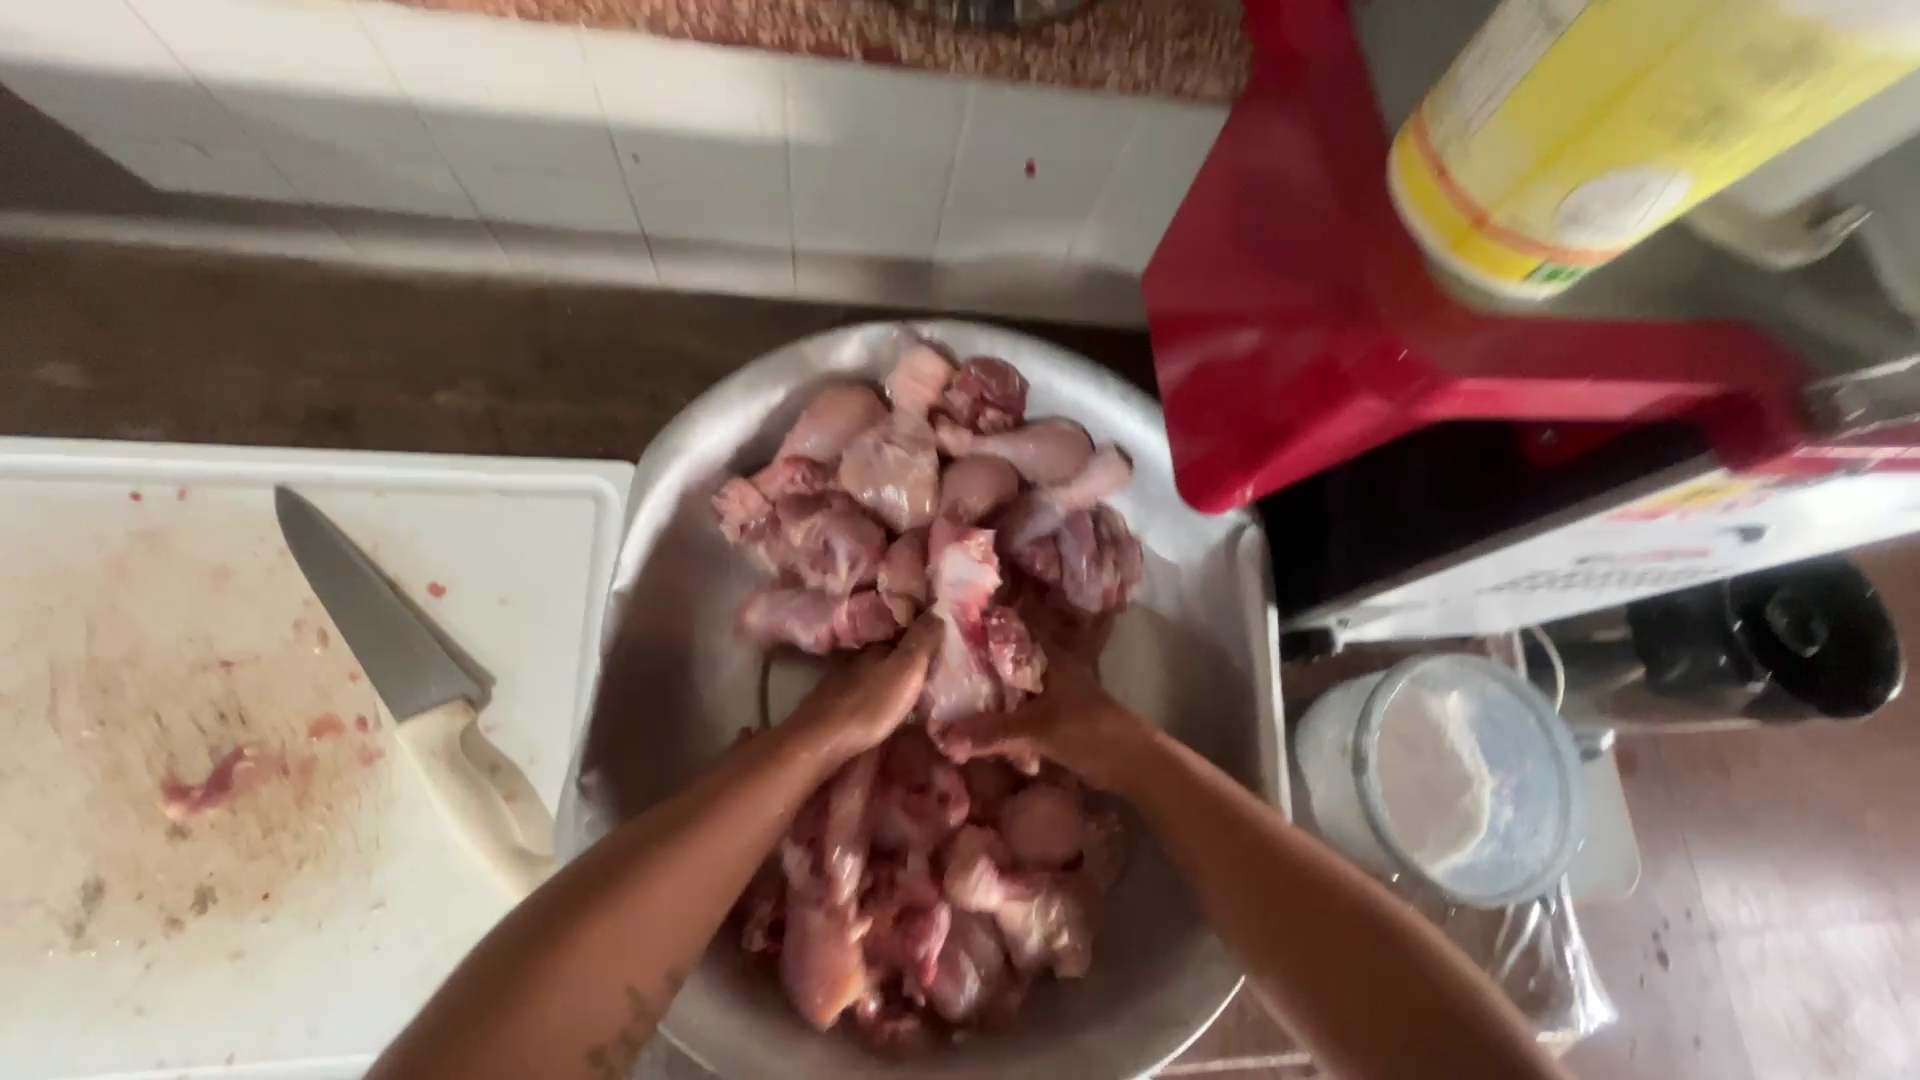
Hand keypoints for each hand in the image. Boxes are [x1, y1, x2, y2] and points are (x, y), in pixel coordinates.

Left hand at [784, 616, 940, 759]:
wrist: (822, 740)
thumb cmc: (871, 705)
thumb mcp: (906, 670)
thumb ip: (922, 640)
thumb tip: (938, 609)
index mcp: (877, 646)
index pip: (905, 631)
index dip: (924, 634)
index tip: (943, 642)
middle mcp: (858, 657)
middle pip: (889, 652)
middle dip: (909, 656)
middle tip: (934, 667)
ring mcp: (842, 680)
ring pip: (875, 672)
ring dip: (893, 676)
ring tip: (914, 688)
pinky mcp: (833, 703)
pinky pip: (864, 690)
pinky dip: (878, 692)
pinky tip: (885, 704)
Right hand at [943, 651, 1156, 792]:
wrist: (1132, 763)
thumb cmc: (1088, 730)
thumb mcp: (1035, 729)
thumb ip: (991, 733)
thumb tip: (943, 739)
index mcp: (1048, 657)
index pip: (1007, 635)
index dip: (978, 633)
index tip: (944, 637)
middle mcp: (1047, 670)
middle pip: (1003, 667)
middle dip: (975, 676)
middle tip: (938, 679)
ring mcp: (1051, 696)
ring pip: (1010, 694)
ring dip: (987, 704)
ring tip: (950, 707)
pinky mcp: (1053, 721)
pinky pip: (1018, 718)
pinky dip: (1002, 726)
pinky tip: (977, 735)